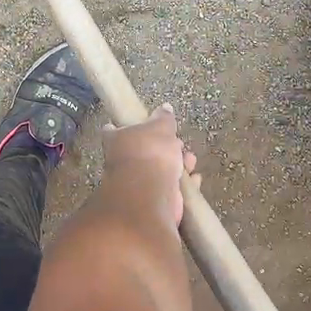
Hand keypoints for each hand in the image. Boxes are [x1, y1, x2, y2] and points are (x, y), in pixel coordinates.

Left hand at [102, 104, 198, 228]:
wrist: (151, 195)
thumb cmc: (150, 153)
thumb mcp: (160, 127)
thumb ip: (163, 118)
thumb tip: (165, 108)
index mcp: (117, 139)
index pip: (115, 129)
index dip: (130, 125)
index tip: (145, 123)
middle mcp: (122, 162)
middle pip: (144, 151)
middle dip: (165, 148)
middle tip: (179, 144)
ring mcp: (136, 184)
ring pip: (158, 171)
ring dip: (177, 166)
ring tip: (190, 161)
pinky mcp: (152, 203)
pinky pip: (169, 190)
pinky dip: (183, 186)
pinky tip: (194, 181)